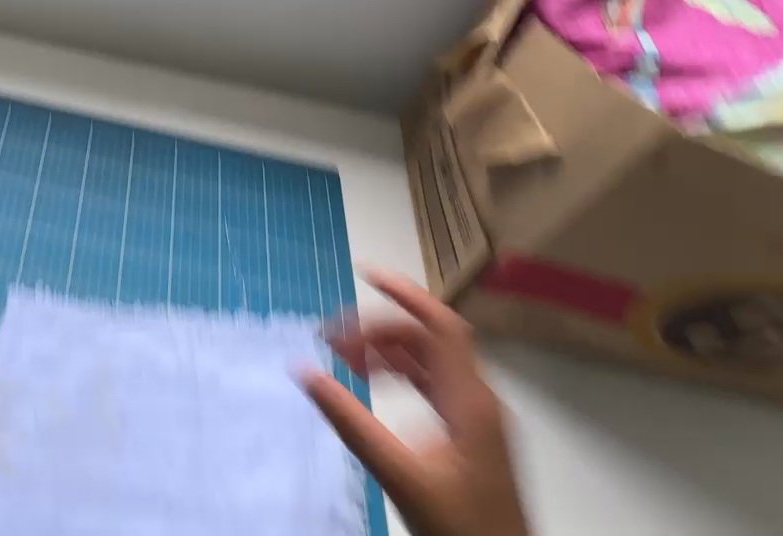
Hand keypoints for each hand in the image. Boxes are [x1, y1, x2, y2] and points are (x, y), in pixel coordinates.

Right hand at [303, 270, 530, 535]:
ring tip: (341, 356)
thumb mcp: (400, 475)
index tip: (367, 274)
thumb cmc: (460, 527)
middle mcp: (477, 400)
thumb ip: (352, 423)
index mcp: (470, 401)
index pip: (441, 326)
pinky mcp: (468, 432)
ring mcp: (475, 416)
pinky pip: (428, 382)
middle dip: (377, 329)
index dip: (405, 293)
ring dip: (384, 350)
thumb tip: (305, 372)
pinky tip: (369, 380)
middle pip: (426, 340)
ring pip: (426, 360)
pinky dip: (395, 372)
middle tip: (331, 338)